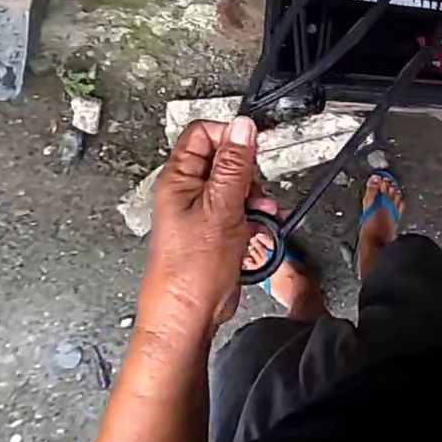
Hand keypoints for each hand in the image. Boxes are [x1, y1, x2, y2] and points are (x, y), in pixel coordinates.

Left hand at [137, 117, 267, 347]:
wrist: (190, 313)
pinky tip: (262, 222)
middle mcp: (188, 191)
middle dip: (249, 169)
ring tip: (261, 209)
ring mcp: (203, 209)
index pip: (203, 134)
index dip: (231, 135)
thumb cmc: (190, 270)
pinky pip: (241, 206)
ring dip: (256, 193)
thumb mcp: (220, 209)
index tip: (255, 147)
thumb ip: (234, 166)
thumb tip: (242, 128)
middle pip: (224, 157)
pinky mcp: (217, 226)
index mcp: (179, 179)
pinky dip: (256, 211)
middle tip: (255, 186)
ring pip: (237, 182)